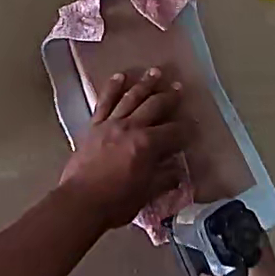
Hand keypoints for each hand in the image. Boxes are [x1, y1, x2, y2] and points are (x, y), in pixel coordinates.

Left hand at [57, 69, 189, 229]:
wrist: (79, 203)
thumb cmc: (116, 201)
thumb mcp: (147, 193)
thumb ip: (165, 178)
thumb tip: (178, 171)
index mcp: (149, 144)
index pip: (175, 131)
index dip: (187, 128)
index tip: (195, 125)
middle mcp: (132, 127)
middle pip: (155, 106)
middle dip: (170, 97)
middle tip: (179, 87)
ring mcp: (111, 124)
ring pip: (132, 98)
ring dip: (145, 84)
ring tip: (155, 72)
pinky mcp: (94, 126)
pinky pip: (105, 102)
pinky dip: (112, 88)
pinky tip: (120, 76)